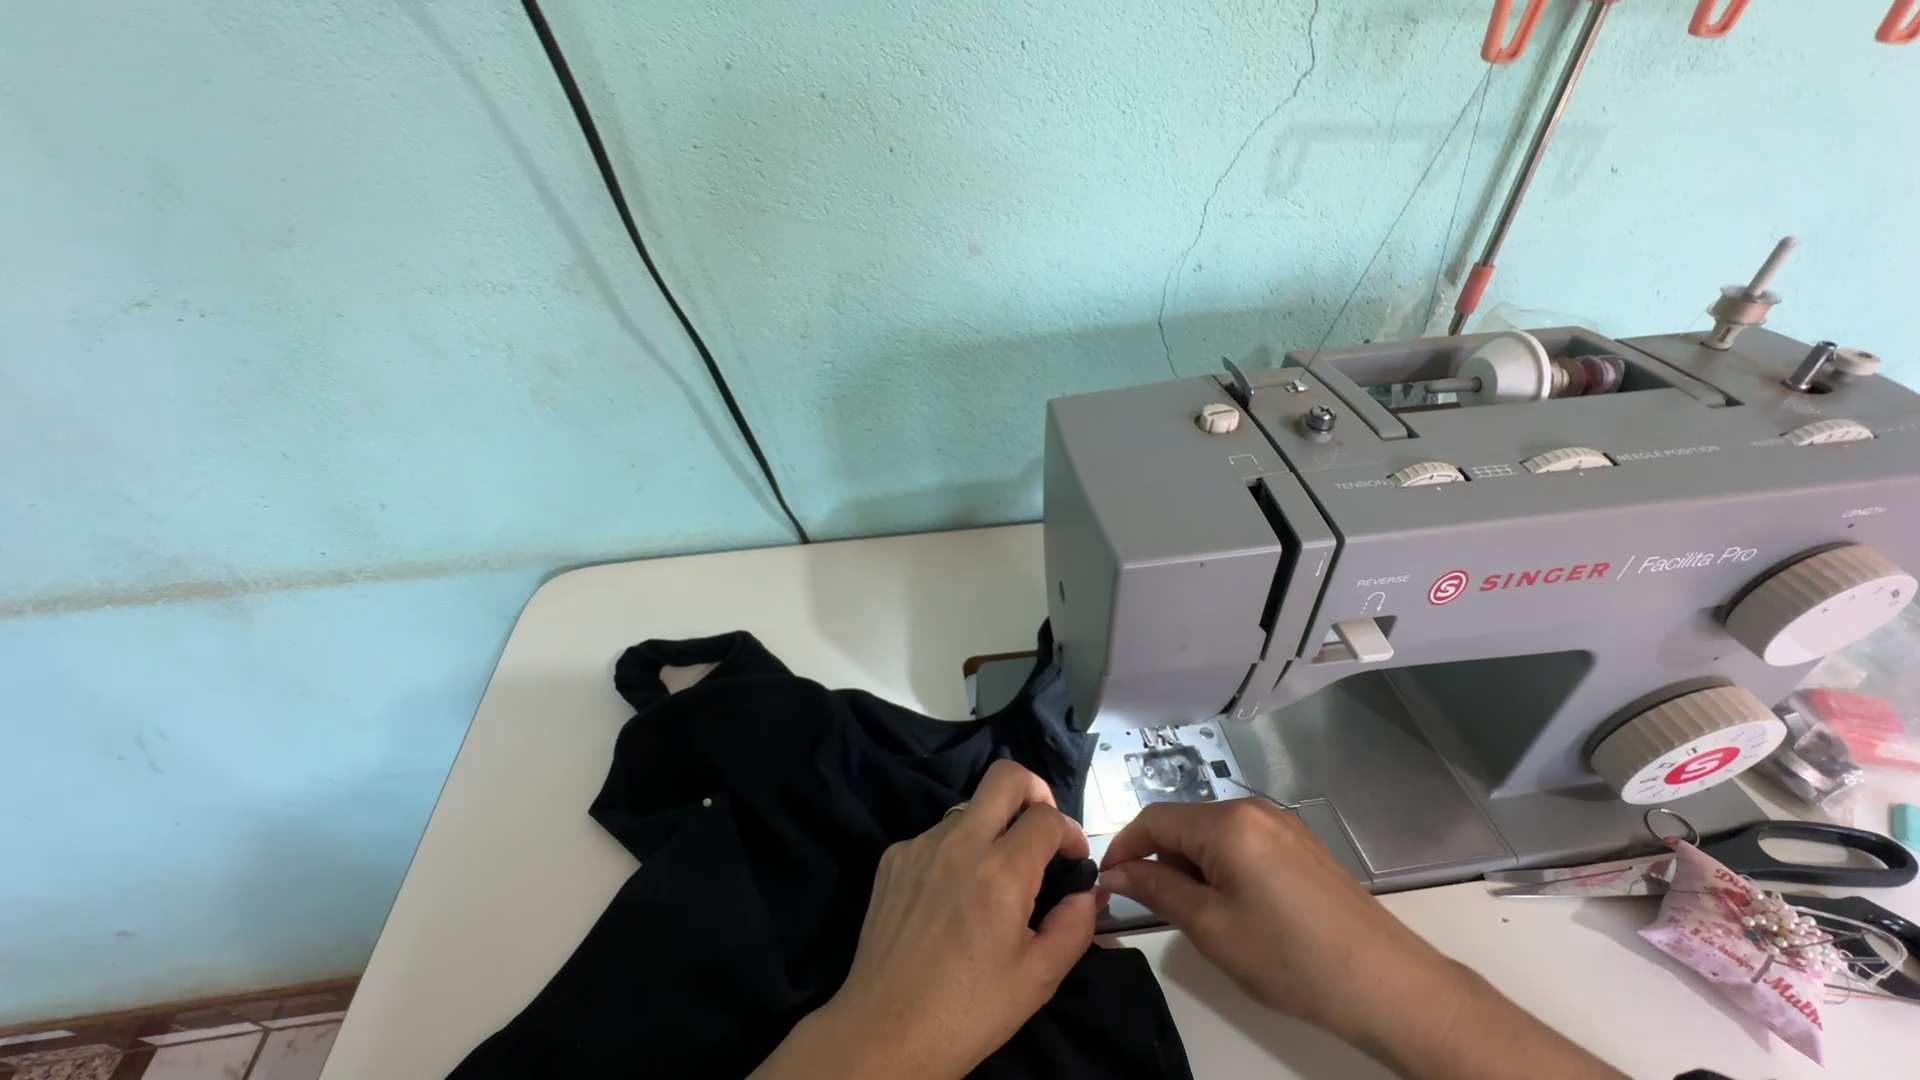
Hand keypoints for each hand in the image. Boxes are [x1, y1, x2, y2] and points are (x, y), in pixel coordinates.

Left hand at [753, 760, 1097, 1079]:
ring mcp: (920, 845)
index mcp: (1002, 871)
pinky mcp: (892, 858)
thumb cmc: (969, 1011)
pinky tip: (952, 898)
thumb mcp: (1038, 978)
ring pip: (969, 809)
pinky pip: (936, 836)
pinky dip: (956, 852)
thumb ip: (1075, 925)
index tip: (1073, 857)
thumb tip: (1088, 891)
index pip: (1048, 817)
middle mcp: (959, 843)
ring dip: (992, 828)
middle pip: (1005, 777)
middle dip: (1035, 791)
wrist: (885, 1033)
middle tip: (1041, 829)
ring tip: (993, 880)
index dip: (1071, 831)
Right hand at [1098, 798, 1450, 1042]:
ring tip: (1199, 915)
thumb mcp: (1210, 927)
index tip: (1107, 883)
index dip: (1124, 848)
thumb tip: (1116, 873)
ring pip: (1213, 835)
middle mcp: (1254, 810)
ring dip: (1191, 866)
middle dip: (1160, 860)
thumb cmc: (1289, 957)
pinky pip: (1244, 844)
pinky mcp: (1302, 845)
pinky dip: (1223, 867)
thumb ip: (1157, 890)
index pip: (1154, 820)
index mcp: (1227, 822)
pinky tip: (1236, 908)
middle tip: (1154, 908)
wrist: (1386, 985)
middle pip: (1185, 824)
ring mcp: (1283, 825)